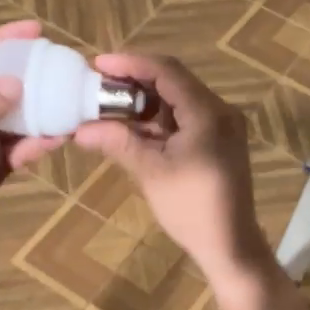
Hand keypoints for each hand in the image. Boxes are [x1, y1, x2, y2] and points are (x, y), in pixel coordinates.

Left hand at [0, 20, 63, 260]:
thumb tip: (16, 81)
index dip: (4, 39)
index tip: (38, 29)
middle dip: (30, 73)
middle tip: (64, 65)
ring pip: (14, 114)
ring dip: (40, 108)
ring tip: (71, 99)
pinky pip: (19, 145)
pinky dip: (39, 140)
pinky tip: (62, 136)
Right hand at [73, 54, 274, 290]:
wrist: (230, 245)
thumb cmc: (191, 208)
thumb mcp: (151, 172)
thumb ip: (118, 142)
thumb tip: (80, 129)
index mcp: (208, 112)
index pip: (167, 71)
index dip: (130, 63)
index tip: (97, 65)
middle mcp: (220, 111)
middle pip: (174, 81)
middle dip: (135, 81)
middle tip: (99, 85)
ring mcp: (222, 127)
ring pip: (179, 101)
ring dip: (145, 101)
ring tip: (109, 105)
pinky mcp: (219, 143)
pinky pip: (186, 119)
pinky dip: (160, 120)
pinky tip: (133, 127)